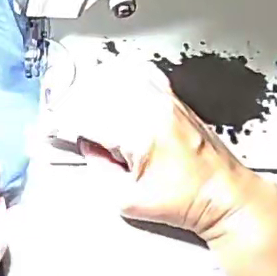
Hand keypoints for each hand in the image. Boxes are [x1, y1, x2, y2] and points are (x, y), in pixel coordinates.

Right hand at [49, 59, 269, 242]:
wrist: (225, 197)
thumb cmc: (188, 201)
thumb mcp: (126, 200)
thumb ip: (98, 168)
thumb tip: (87, 147)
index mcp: (139, 133)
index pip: (86, 116)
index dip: (61, 122)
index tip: (51, 129)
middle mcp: (153, 108)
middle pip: (96, 91)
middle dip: (74, 107)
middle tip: (65, 123)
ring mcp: (165, 99)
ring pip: (115, 77)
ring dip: (93, 92)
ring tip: (86, 112)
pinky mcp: (173, 98)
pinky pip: (139, 74)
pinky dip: (118, 80)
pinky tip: (111, 93)